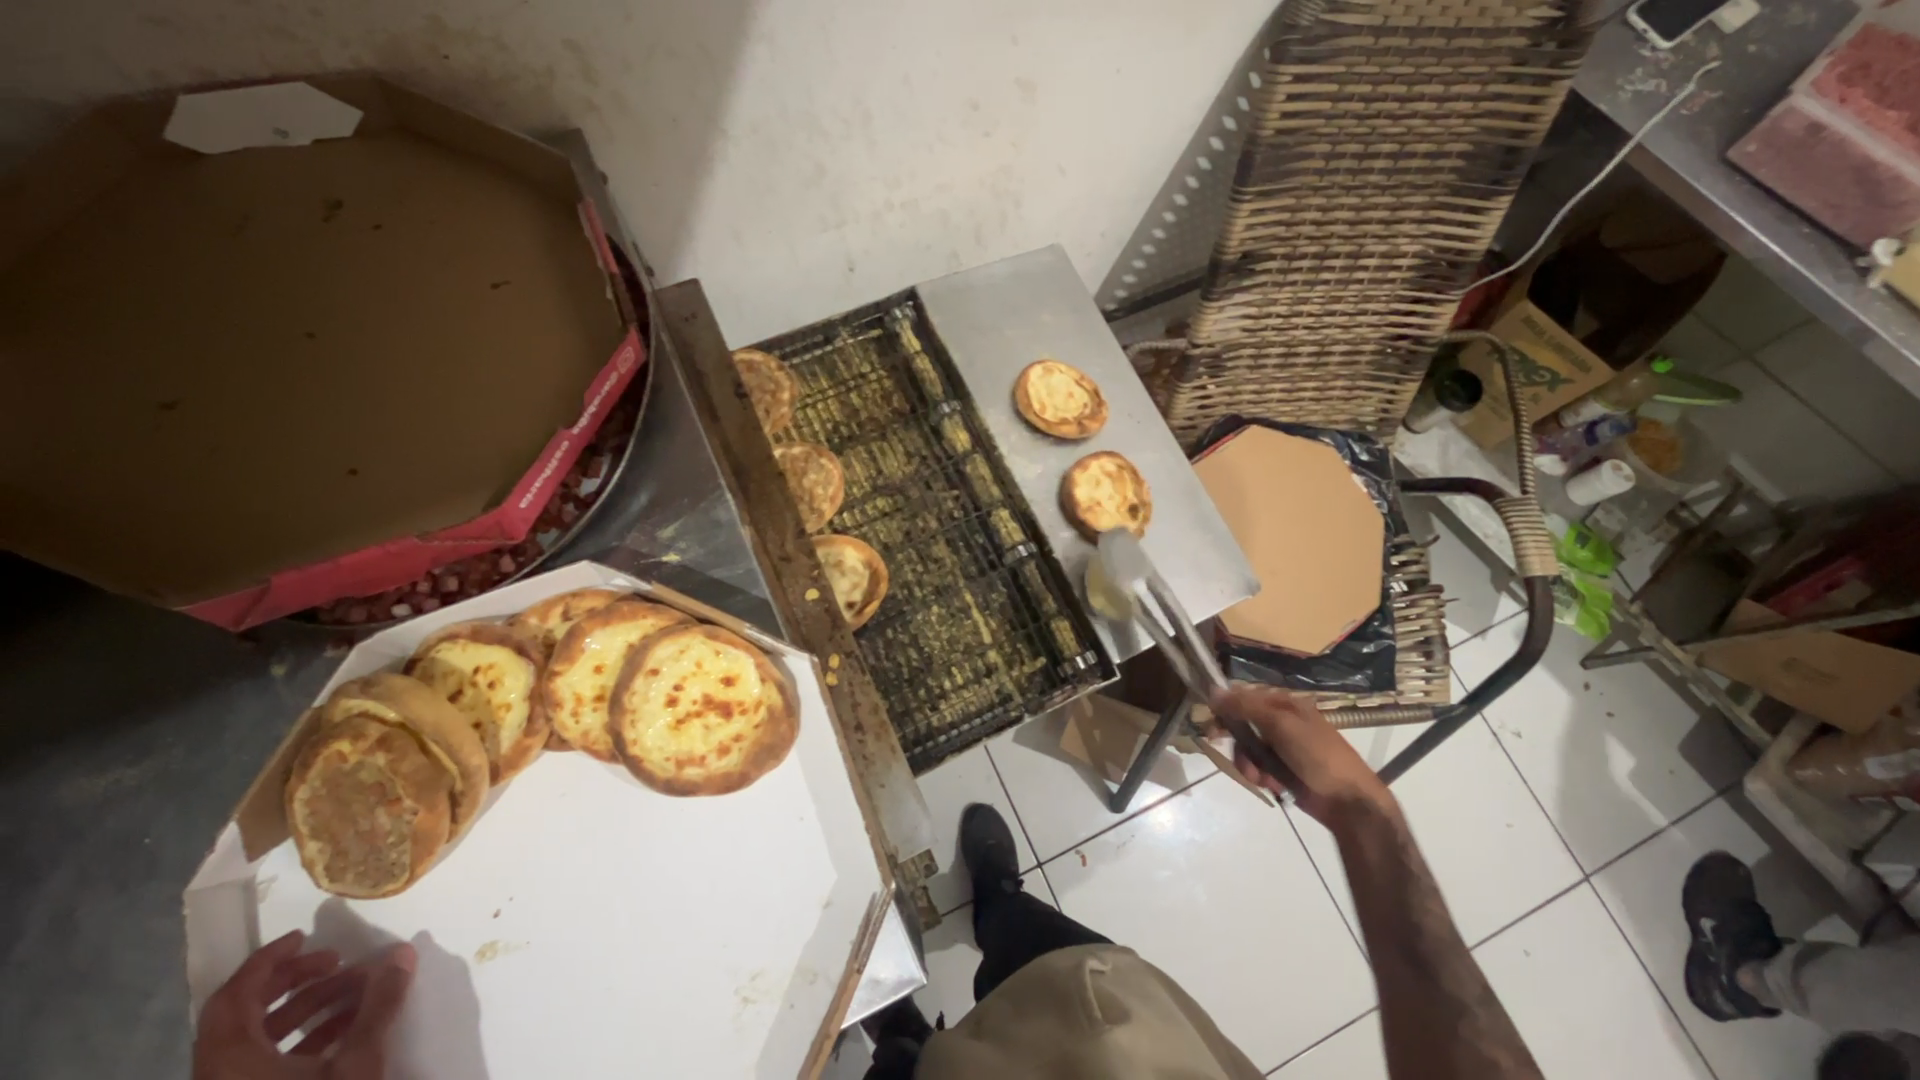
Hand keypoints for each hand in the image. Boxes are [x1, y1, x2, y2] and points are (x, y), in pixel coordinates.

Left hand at [193, 930, 414, 1079]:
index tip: (306, 936)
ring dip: (308, 1007)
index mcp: (229, 1060)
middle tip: (338, 961)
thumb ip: (378, 1006)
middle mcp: (219, 1076)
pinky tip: (347, 1030)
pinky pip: (267, 1062)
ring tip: (357, 991)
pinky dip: (304, 1037)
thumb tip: (401, 953)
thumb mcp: (357, 1062)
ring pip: (260, 1038)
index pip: (233, 995)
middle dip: (294, 980)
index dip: (268, 961)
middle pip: (244, 1013)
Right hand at [1215, 682, 1394, 828]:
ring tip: (1261, 777)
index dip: (1227, 709)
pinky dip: (1259, 776)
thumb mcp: (1281, 725)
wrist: (1347, 800)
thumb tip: (1213, 690)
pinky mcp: (1282, 770)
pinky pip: (1257, 767)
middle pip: (1242, 726)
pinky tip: (1271, 785)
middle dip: (1239, 744)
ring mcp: (1282, 748)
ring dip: (1249, 764)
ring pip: (1247, 749)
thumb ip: (1246, 707)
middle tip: (1240, 758)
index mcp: (1285, 704)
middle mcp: (1281, 722)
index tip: (1214, 726)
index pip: (1245, 697)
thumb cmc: (1317, 755)